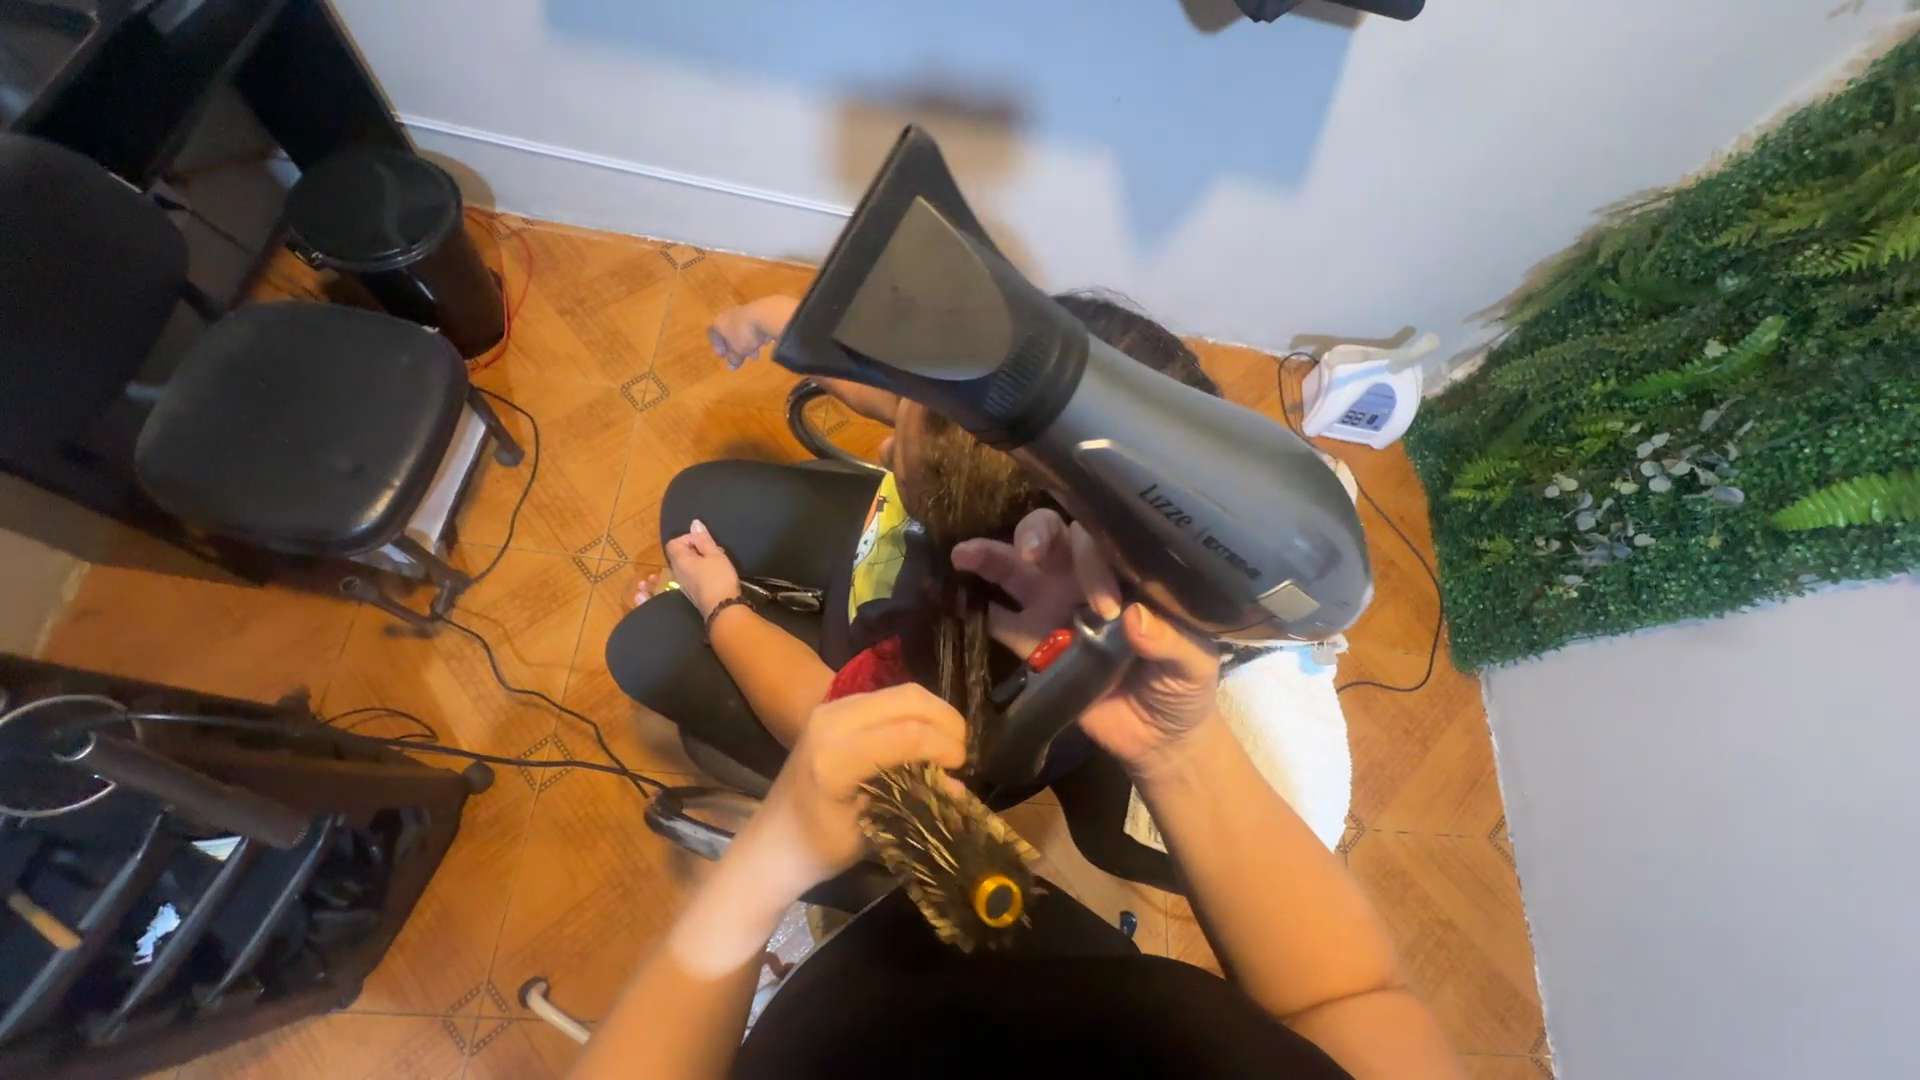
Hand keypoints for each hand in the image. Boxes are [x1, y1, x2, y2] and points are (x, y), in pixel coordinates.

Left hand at [662, 519, 740, 619]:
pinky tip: (715, 574)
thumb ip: (704, 539)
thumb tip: (694, 524)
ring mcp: (683, 584)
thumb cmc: (718, 578)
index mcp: (680, 560)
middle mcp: (677, 572)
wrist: (722, 608)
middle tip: (714, 551)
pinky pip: (692, 576)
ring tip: (717, 562)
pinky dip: (701, 571)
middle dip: (696, 549)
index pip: (674, 542)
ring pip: (687, 565)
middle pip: (680, 554)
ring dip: (700, 560)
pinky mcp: (692, 593)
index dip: (688, 538)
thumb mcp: (715, 554)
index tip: (704, 542)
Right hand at [706, 296, 796, 369]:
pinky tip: (765, 342)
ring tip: (756, 354)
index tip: (724, 357)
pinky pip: (755, 325)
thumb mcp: (738, 351)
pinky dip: (758, 335)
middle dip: (737, 347)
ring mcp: (744, 311)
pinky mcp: (759, 311)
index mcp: (719, 323)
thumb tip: (731, 367)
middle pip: (730, 332)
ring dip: (749, 343)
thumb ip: (734, 359)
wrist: (764, 315)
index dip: (717, 347)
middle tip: (743, 357)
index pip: (713, 334)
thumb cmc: (744, 334)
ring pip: (744, 330)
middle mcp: (729, 315)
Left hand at [740, 684, 968, 890]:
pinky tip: (923, 737)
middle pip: (908, 698)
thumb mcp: (873, 834)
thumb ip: (915, 803)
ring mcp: (831, 708)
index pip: (907, 735)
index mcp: (836, 759)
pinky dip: (913, 712)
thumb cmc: (820, 849)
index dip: (944, 745)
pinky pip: (886, 697)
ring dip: (932, 713)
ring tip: (947, 745)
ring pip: (900, 692)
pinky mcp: (834, 706)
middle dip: (946, 720)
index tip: (962, 767)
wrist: (773, 842)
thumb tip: (960, 788)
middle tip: (961, 752)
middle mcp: (831, 722)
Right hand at [951, 509, 1219, 775]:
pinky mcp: (1031, 642)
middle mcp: (1086, 581)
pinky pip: (998, 618)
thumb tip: (1136, 618)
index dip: (1095, 562)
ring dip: (992, 554)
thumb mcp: (1193, 665)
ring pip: (1018, 567)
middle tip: (1032, 555)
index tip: (1105, 605)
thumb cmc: (1183, 687)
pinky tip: (954, 594)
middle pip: (1056, 537)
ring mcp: (1054, 608)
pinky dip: (975, 604)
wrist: (1155, 737)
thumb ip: (1172, 641)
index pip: (1104, 545)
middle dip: (1038, 534)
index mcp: (1127, 576)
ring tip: (965, 553)